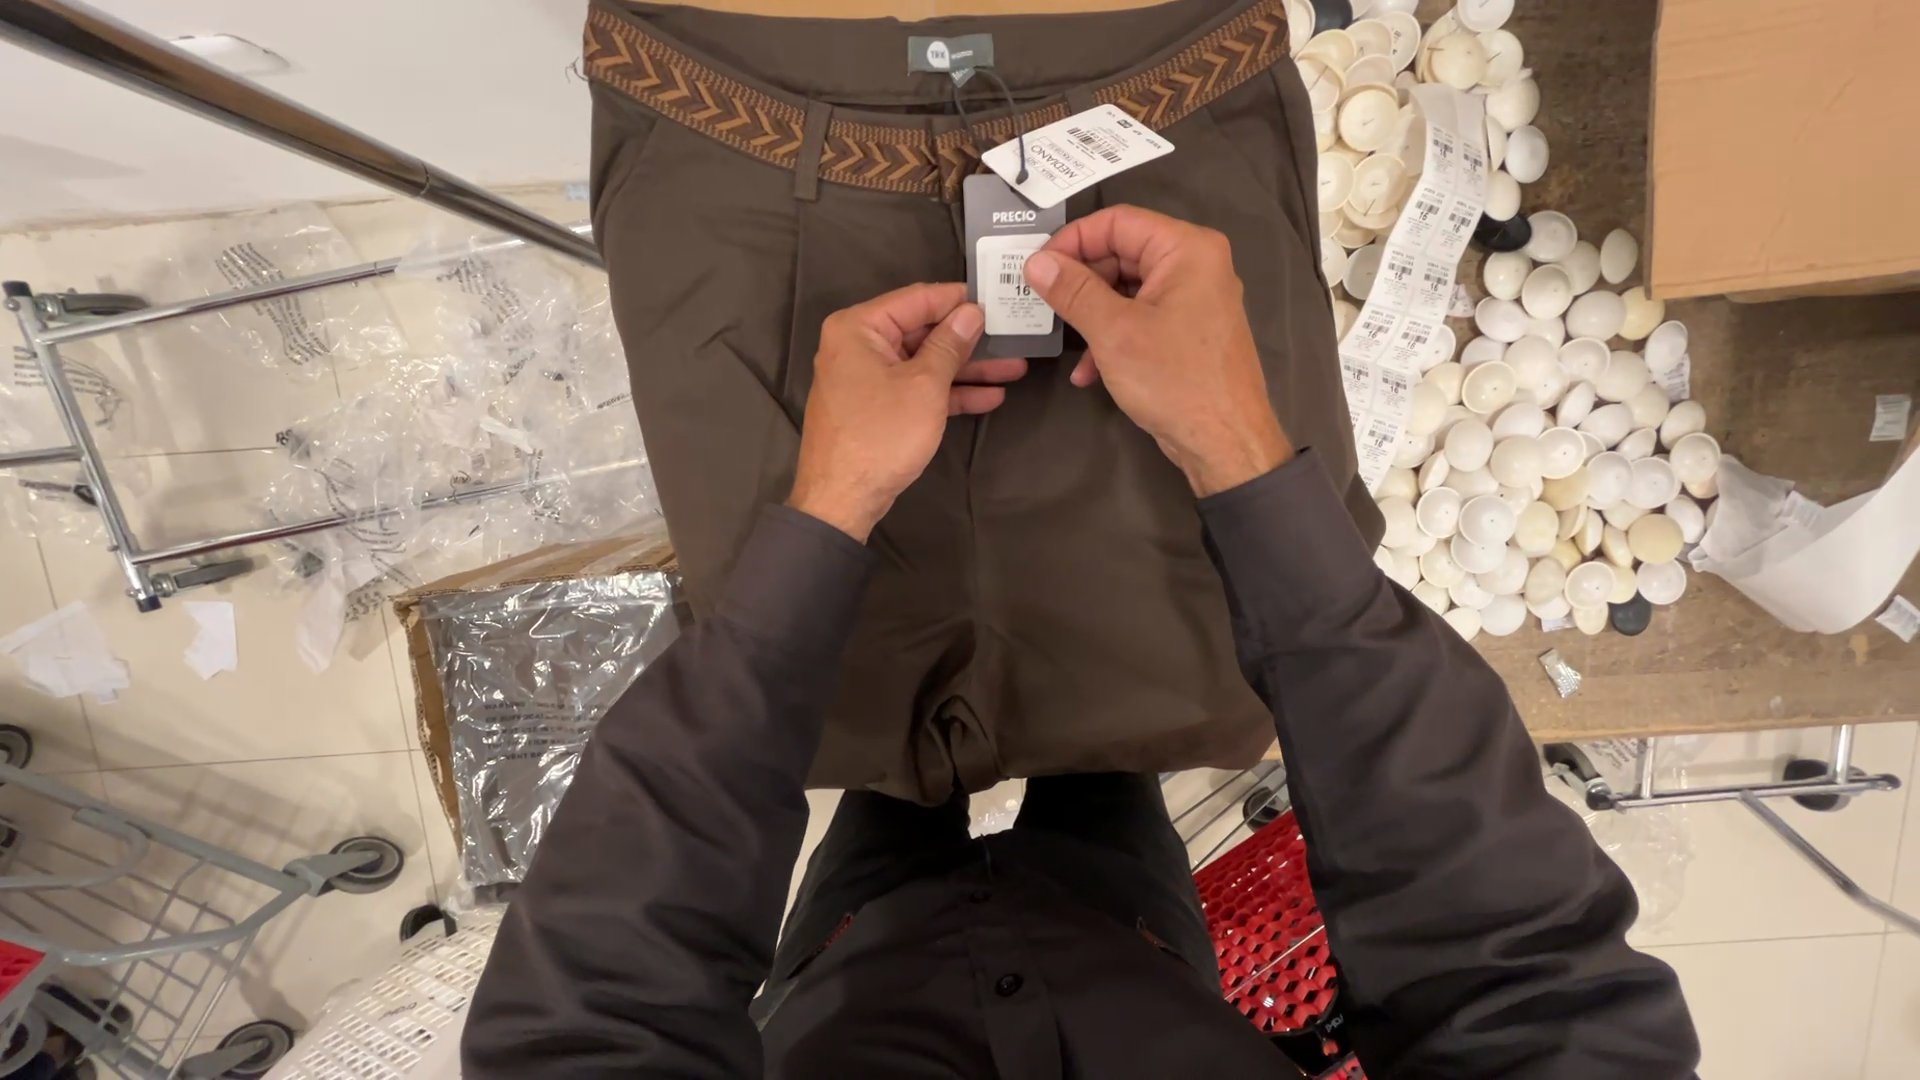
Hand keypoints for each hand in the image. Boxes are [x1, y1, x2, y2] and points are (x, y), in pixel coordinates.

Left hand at [788, 283, 1021, 540]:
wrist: (843, 499)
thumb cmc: (881, 435)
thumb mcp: (924, 386)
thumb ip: (950, 345)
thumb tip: (971, 313)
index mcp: (859, 327)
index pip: (917, 298)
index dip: (959, 299)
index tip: (996, 298)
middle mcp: (858, 345)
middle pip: (922, 332)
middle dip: (969, 340)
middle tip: (1011, 336)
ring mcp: (867, 378)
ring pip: (924, 364)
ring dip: (967, 369)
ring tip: (1014, 368)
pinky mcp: (877, 408)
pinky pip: (916, 390)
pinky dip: (948, 394)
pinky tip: (989, 397)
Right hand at [1023, 206, 1293, 496]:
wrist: (1224, 441)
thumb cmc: (1174, 380)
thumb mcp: (1113, 332)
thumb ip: (1073, 291)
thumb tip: (1036, 263)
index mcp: (1186, 249)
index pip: (1117, 222)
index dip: (1072, 241)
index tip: (1036, 268)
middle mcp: (1195, 266)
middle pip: (1122, 254)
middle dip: (1080, 282)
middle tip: (1042, 303)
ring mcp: (1193, 301)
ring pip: (1127, 291)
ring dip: (1091, 316)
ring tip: (1064, 341)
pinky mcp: (1187, 333)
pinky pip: (1141, 319)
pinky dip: (1112, 339)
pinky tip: (1089, 371)